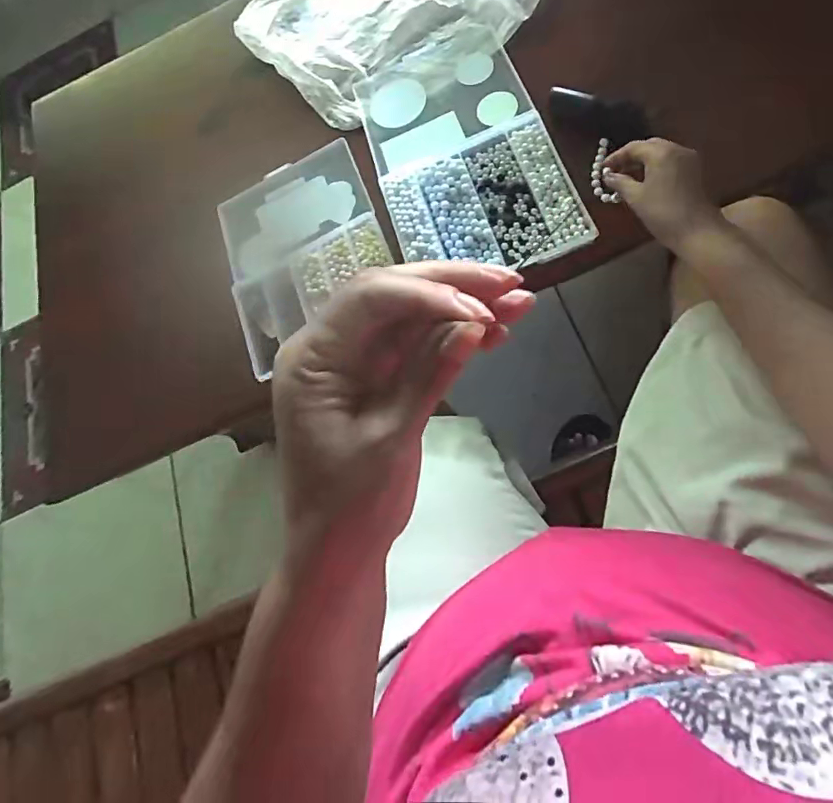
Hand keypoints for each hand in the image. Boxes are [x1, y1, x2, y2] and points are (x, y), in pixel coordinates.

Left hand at [272, 262, 534, 560]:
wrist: (337, 551)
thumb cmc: (349, 505)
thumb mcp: (390, 439)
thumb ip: (429, 375)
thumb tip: (473, 323)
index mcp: (313, 356)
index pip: (368, 299)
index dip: (426, 295)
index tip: (480, 310)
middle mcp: (329, 345)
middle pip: (391, 294)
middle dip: (451, 285)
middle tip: (509, 282)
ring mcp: (355, 358)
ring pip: (411, 314)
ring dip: (463, 304)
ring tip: (519, 298)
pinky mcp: (378, 373)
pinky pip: (418, 343)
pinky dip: (456, 335)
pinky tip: (498, 330)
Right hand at [601, 138, 723, 248]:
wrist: (698, 231)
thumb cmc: (662, 212)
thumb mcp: (635, 197)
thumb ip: (620, 182)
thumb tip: (608, 177)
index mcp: (661, 153)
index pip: (633, 147)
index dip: (615, 157)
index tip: (602, 169)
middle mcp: (677, 150)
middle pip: (648, 147)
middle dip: (630, 158)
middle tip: (615, 172)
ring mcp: (689, 160)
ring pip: (661, 154)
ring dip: (643, 163)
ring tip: (627, 178)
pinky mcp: (695, 172)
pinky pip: (670, 162)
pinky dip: (656, 167)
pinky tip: (645, 182)